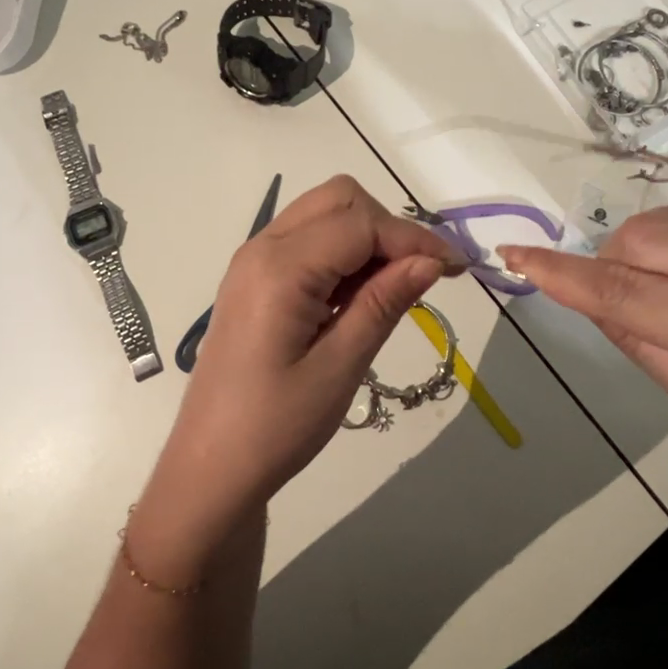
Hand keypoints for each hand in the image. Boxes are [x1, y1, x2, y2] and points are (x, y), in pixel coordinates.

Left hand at [128, 176, 460, 584]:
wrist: (211, 468)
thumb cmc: (276, 427)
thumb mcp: (340, 367)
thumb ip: (384, 303)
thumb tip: (432, 260)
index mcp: (279, 269)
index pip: (360, 223)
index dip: (413, 238)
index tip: (456, 268)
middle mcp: (261, 249)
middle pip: (339, 200)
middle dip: (388, 226)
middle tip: (421, 275)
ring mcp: (253, 261)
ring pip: (323, 213)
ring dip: (366, 236)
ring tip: (393, 287)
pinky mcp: (254, 279)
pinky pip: (307, 239)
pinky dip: (342, 251)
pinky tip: (359, 294)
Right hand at [500, 184, 667, 491]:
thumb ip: (633, 336)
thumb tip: (584, 291)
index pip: (623, 289)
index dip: (561, 273)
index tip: (514, 255)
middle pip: (639, 238)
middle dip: (609, 265)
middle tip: (624, 304)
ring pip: (662, 215)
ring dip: (640, 247)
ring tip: (662, 287)